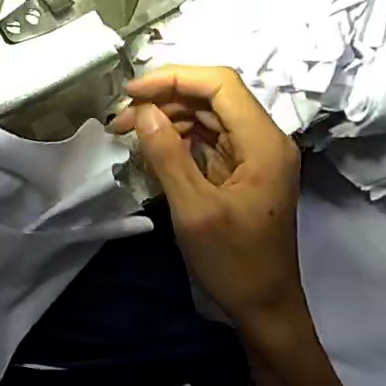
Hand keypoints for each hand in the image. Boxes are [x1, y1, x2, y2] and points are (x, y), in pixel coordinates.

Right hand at [109, 66, 304, 329]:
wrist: (265, 307)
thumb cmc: (233, 262)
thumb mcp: (193, 209)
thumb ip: (168, 155)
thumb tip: (142, 112)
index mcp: (264, 142)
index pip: (220, 84)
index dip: (174, 79)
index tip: (131, 93)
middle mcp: (265, 140)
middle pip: (213, 98)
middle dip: (165, 100)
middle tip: (121, 118)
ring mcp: (255, 157)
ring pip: (209, 118)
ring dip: (169, 120)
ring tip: (128, 132)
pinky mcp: (243, 173)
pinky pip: (209, 142)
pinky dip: (180, 140)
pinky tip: (152, 147)